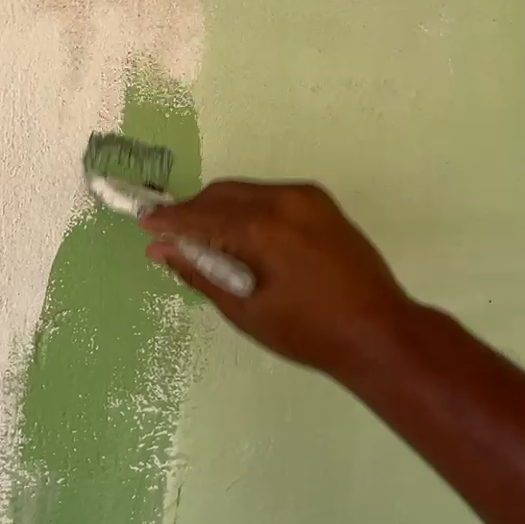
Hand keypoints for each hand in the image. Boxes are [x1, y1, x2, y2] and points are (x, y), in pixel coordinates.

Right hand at [139, 181, 416, 374]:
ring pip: (244, 192)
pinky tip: (242, 238)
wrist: (379, 332)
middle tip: (172, 238)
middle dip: (193, 212)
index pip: (200, 216)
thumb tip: (161, 251)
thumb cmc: (307, 332)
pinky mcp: (320, 203)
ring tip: (207, 242)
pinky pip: (268, 196)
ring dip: (219, 210)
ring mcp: (306, 198)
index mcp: (262, 229)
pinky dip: (247, 210)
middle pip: (221, 194)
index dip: (169, 221)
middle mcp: (283, 200)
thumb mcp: (244, 309)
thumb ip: (200, 272)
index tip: (145, 224)